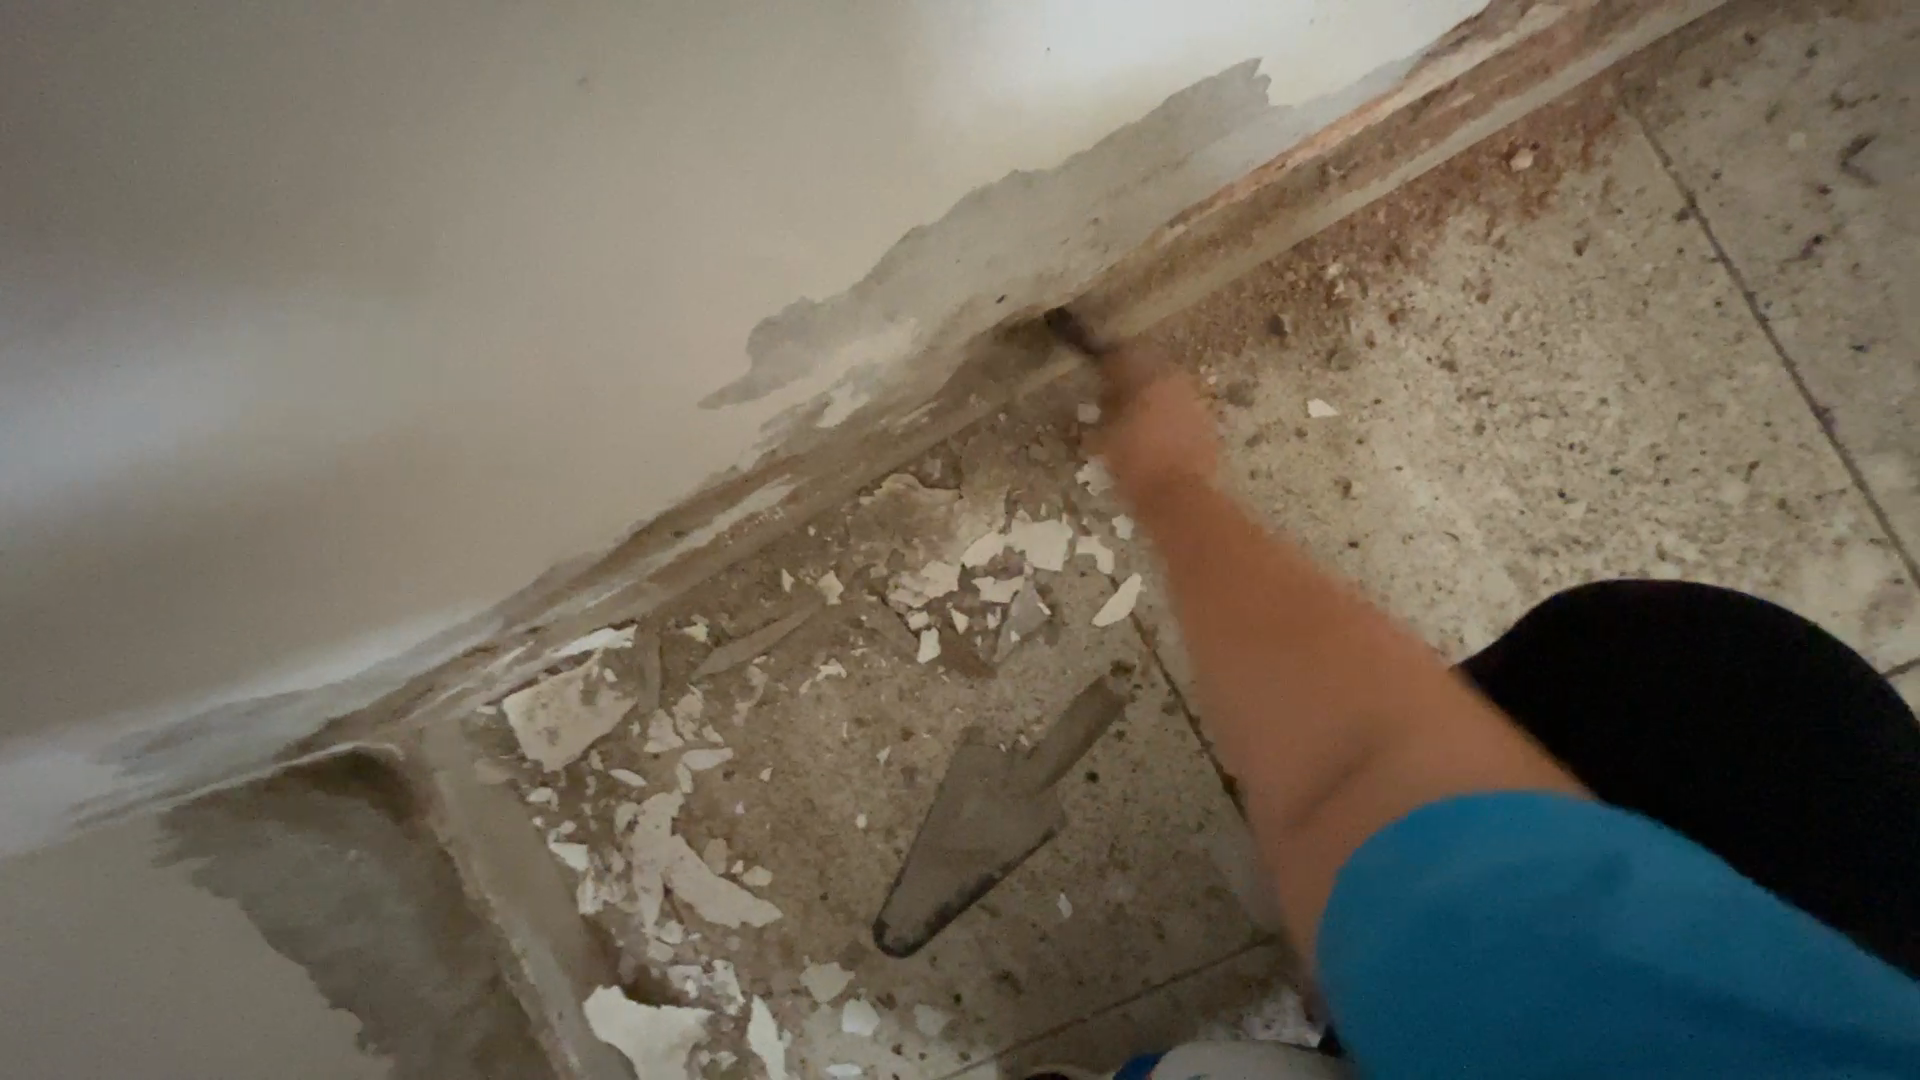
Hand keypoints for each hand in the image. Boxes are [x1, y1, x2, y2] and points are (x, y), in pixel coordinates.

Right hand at [1094, 347, 1219, 509]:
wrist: (1181, 498)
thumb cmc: (1136, 465)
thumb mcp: (1105, 440)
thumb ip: (1103, 414)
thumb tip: (1104, 403)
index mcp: (1149, 377)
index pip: (1123, 357)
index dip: (1106, 364)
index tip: (1095, 374)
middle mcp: (1177, 383)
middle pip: (1149, 373)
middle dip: (1131, 385)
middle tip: (1112, 402)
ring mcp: (1197, 404)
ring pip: (1168, 394)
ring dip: (1151, 403)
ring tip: (1134, 424)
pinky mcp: (1209, 428)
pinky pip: (1182, 415)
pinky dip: (1168, 422)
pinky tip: (1155, 440)